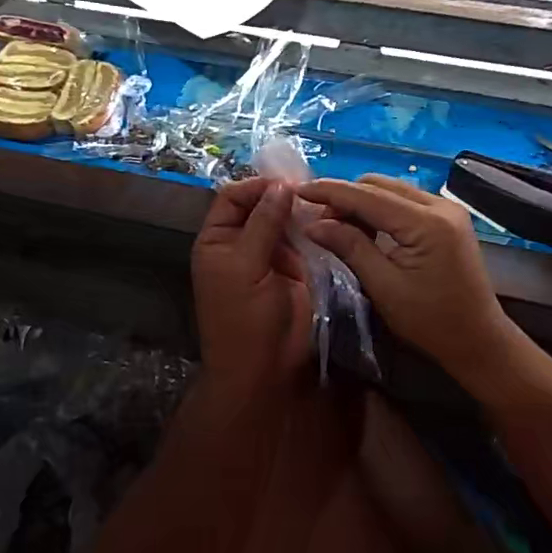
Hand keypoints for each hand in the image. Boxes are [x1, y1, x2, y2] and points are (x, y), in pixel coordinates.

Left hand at [191, 178, 310, 397]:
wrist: (266, 370)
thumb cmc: (244, 319)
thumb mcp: (245, 267)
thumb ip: (263, 224)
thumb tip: (281, 185)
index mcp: (218, 239)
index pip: (233, 197)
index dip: (257, 186)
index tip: (287, 181)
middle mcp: (242, 243)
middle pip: (261, 205)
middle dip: (283, 194)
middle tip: (313, 186)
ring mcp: (271, 256)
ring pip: (286, 220)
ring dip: (303, 210)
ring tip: (327, 197)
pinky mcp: (297, 269)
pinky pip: (305, 240)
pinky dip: (317, 228)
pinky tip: (333, 217)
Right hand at [298, 175, 515, 384]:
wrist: (479, 340)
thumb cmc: (430, 321)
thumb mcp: (383, 286)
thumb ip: (349, 247)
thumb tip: (312, 224)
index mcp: (426, 223)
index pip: (367, 196)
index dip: (329, 192)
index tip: (297, 191)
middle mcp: (440, 206)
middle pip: (378, 185)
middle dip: (344, 197)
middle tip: (317, 222)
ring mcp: (447, 210)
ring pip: (390, 190)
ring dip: (360, 203)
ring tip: (337, 227)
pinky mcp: (447, 219)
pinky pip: (403, 202)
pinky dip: (378, 210)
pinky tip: (364, 231)